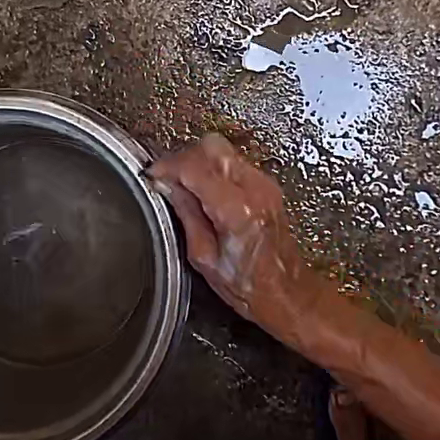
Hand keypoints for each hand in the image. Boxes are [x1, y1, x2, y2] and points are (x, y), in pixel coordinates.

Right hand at [149, 134, 328, 336]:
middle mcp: (255, 190)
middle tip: (166, 178)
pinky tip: (202, 190)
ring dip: (197, 162)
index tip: (152, 175)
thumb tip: (167, 186)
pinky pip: (232, 162)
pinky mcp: (266, 185)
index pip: (195, 167)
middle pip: (211, 148)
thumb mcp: (203, 257)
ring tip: (183, 186)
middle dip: (182, 159)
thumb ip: (186, 214)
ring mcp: (264, 184)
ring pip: (222, 150)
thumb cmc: (248, 284)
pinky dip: (212, 168)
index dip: (168, 167)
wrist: (287, 291)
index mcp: (236, 210)